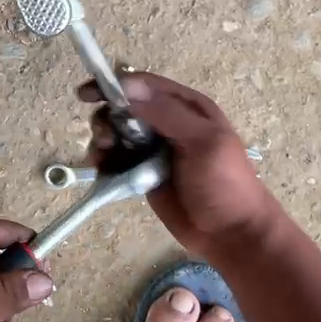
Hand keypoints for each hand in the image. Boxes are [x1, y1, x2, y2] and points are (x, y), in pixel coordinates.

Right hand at [82, 72, 282, 255]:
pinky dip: (103, 160)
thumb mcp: (204, 142)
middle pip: (123, 108)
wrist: (232, 235)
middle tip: (104, 138)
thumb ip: (168, 113)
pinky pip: (115, 158)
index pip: (144, 86)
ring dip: (102, 140)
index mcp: (187, 108)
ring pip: (115, 133)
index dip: (114, 85)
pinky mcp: (141, 172)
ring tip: (102, 157)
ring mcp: (152, 149)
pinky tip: (101, 169)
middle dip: (106, 118)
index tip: (88, 95)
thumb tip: (127, 88)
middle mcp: (166, 123)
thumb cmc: (225, 184)